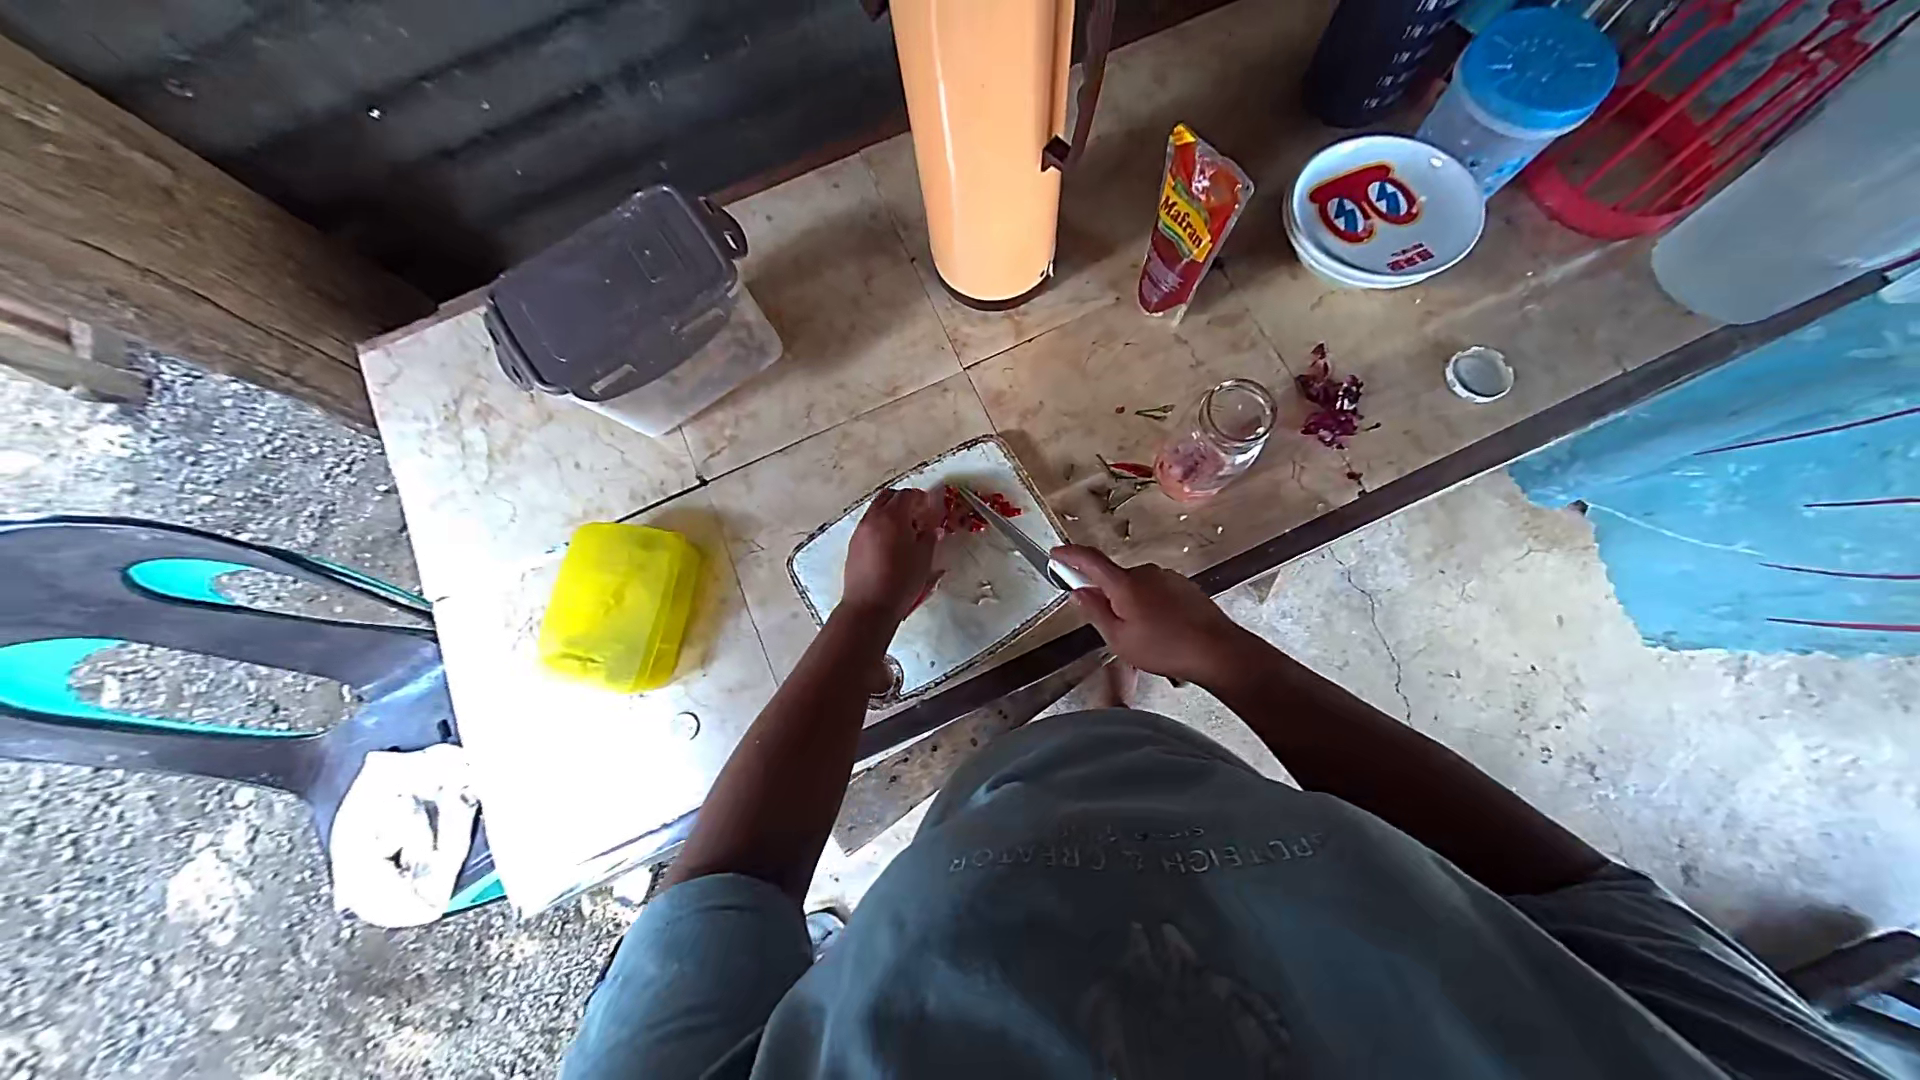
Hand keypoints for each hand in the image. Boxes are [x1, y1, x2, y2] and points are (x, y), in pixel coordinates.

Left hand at [840, 487, 940, 622]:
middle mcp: (873, 518)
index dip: (921, 498)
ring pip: (876, 510)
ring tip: (905, 530)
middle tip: (918, 514)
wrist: (869, 606)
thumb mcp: (924, 559)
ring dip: (891, 512)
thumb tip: (932, 529)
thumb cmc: (901, 581)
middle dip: (903, 500)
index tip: (930, 506)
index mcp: (893, 517)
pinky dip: (881, 525)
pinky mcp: (853, 544)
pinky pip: (869, 525)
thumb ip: (929, 538)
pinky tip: (891, 544)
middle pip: (888, 497)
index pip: (907, 495)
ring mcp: (860, 531)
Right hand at [1050, 545, 1263, 686]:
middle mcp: (1146, 573)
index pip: (1090, 560)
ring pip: (1136, 587)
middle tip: (1112, 627)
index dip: (1070, 555)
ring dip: (1132, 605)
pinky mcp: (1183, 586)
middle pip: (1114, 578)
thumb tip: (1079, 593)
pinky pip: (1156, 592)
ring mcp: (1167, 577)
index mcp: (1125, 584)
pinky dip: (1151, 607)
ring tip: (1144, 637)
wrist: (1217, 651)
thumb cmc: (1166, 648)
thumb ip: (1095, 612)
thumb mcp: (1118, 638)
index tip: (1057, 554)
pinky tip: (1161, 632)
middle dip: (1107, 597)